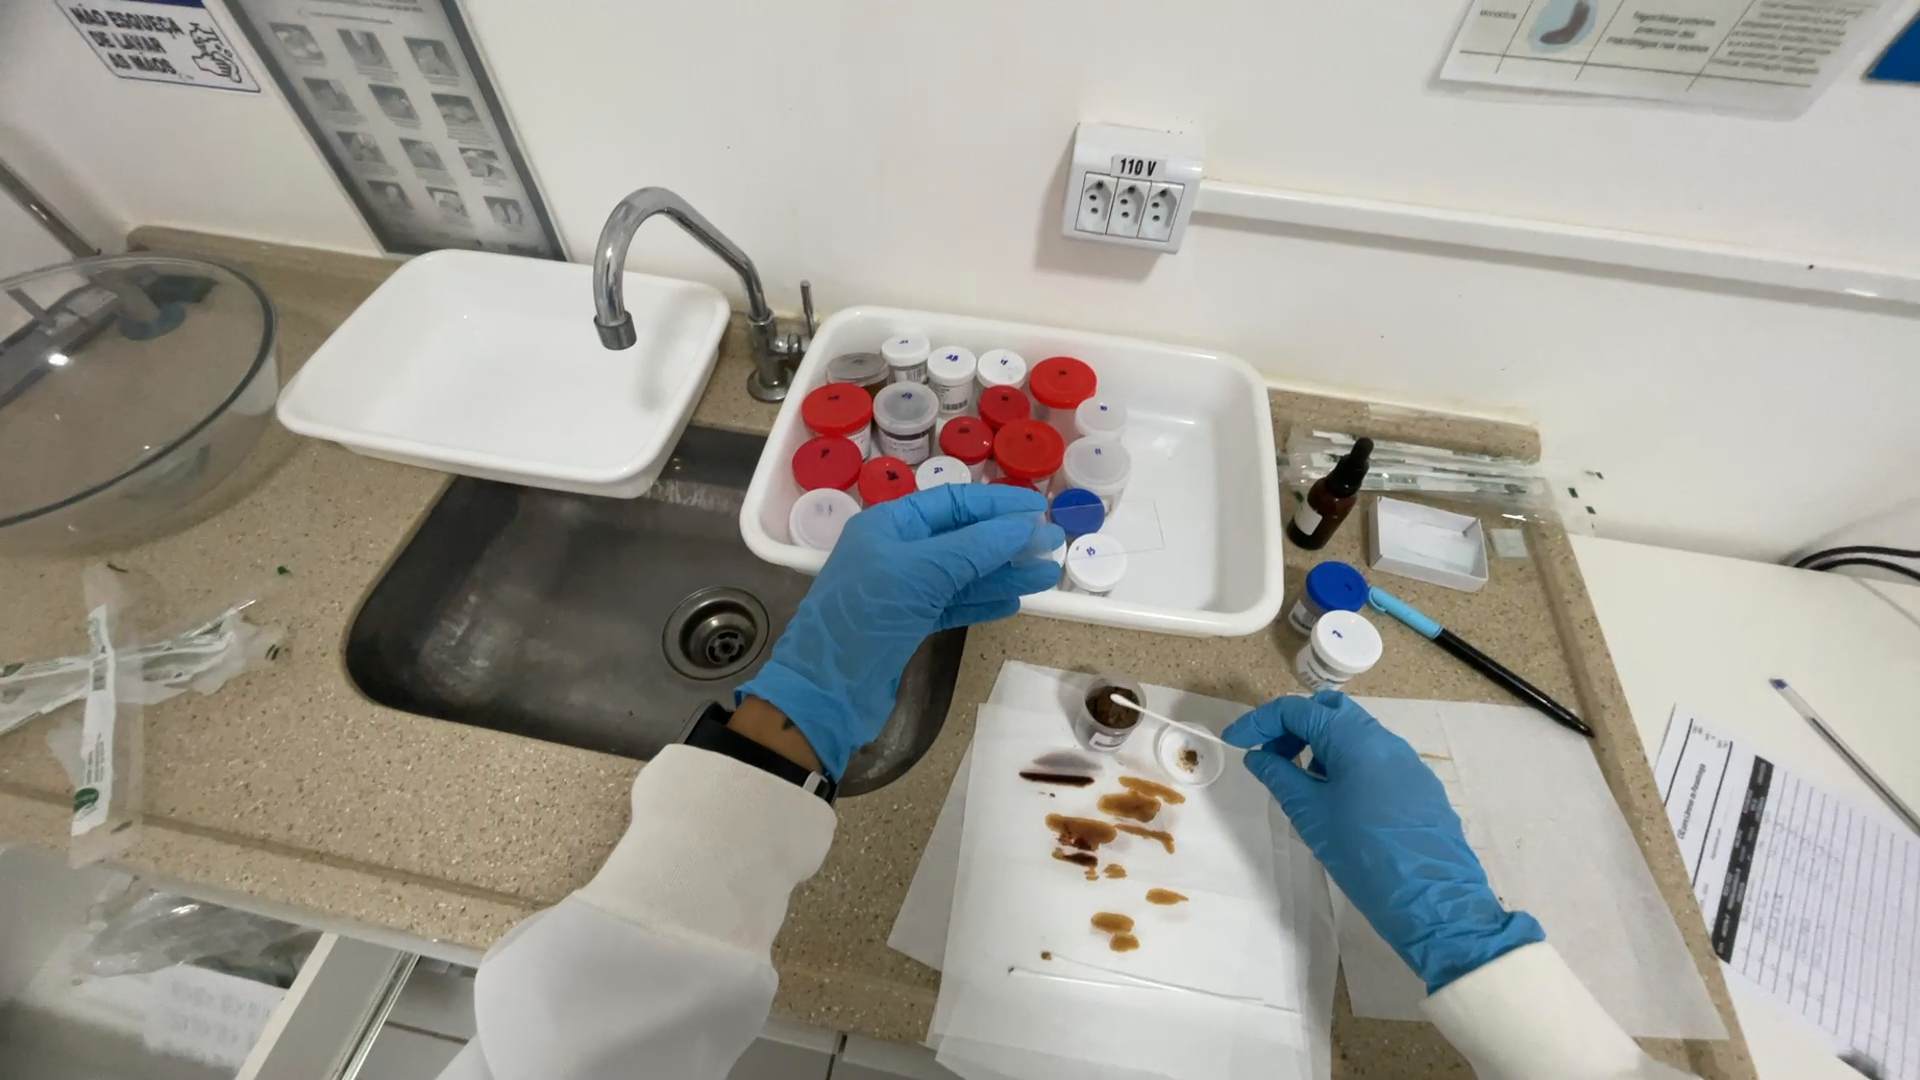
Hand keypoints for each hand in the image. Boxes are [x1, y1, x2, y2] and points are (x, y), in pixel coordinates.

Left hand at [737, 485, 1062, 779]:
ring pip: (962, 574)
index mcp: (889, 526)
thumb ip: (976, 547)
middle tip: (1053, 544)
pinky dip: (982, 602)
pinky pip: (953, 604)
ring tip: (1047, 574)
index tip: (1039, 508)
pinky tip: (1014, 602)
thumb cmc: (868, 617)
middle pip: (961, 537)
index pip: (953, 503)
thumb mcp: (923, 572)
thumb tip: (1028, 528)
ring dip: (1003, 573)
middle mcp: (896, 552)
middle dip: (1006, 541)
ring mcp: (902, 591)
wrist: (825, 692)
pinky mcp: (908, 625)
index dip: (997, 504)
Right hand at [1223, 691, 1543, 991]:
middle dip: (1292, 725)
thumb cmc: (1365, 857)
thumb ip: (1280, 776)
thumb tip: (1258, 756)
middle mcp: (1384, 740)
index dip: (1259, 722)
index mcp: (1355, 740)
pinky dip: (1343, 762)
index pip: (1296, 709)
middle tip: (1271, 756)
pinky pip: (1372, 756)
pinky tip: (1334, 798)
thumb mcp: (1311, 815)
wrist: (1438, 909)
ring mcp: (1406, 762)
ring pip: (1352, 732)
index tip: (1234, 743)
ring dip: (1317, 744)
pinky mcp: (1419, 786)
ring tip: (1299, 781)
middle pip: (1328, 709)